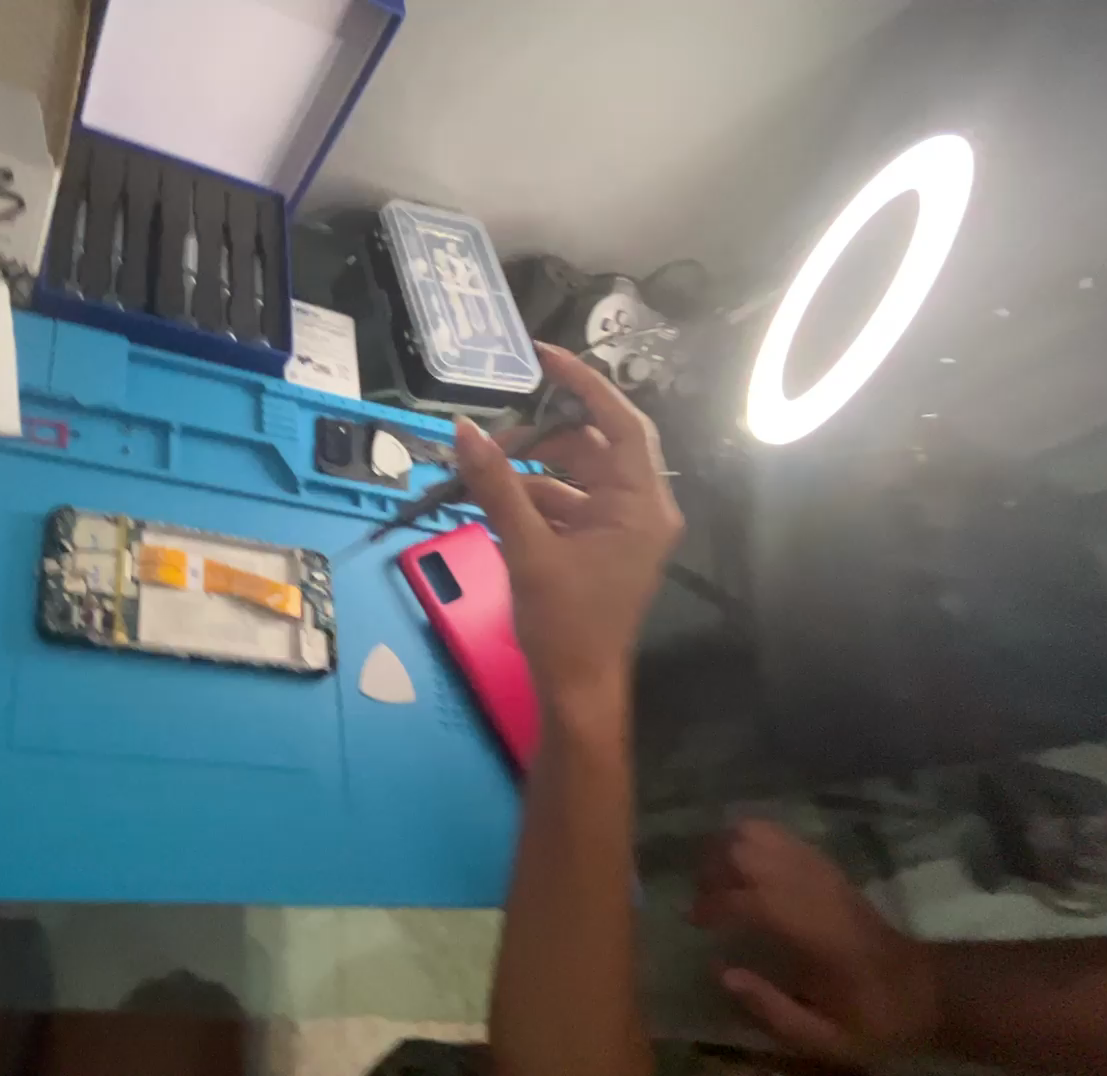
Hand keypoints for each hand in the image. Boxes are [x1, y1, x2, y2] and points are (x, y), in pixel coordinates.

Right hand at [452, 343, 682, 703]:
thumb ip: (495, 486)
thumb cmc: (564, 622)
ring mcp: (616, 528)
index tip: (543, 358)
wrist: (575, 686)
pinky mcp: (594, 545)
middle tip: (487, 444)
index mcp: (642, 505)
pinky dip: (526, 500)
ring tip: (477, 477)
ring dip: (525, 474)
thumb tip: (465, 431)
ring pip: (570, 477)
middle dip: (537, 441)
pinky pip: (560, 505)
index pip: (620, 424)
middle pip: (590, 448)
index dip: (584, 385)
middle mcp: (637, 508)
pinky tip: (489, 504)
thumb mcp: (526, 549)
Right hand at [690, 820, 940, 1063]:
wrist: (930, 990)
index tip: (696, 921)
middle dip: (713, 868)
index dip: (711, 905)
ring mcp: (819, 871)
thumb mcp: (831, 1038)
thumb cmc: (875, 1015)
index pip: (747, 900)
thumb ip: (775, 1010)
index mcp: (815, 932)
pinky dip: (747, 837)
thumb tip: (722, 974)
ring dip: (726, 846)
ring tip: (718, 873)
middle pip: (745, 852)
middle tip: (704, 894)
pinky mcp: (823, 863)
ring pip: (756, 832)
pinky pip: (774, 832)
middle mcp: (813, 892)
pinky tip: (741, 859)